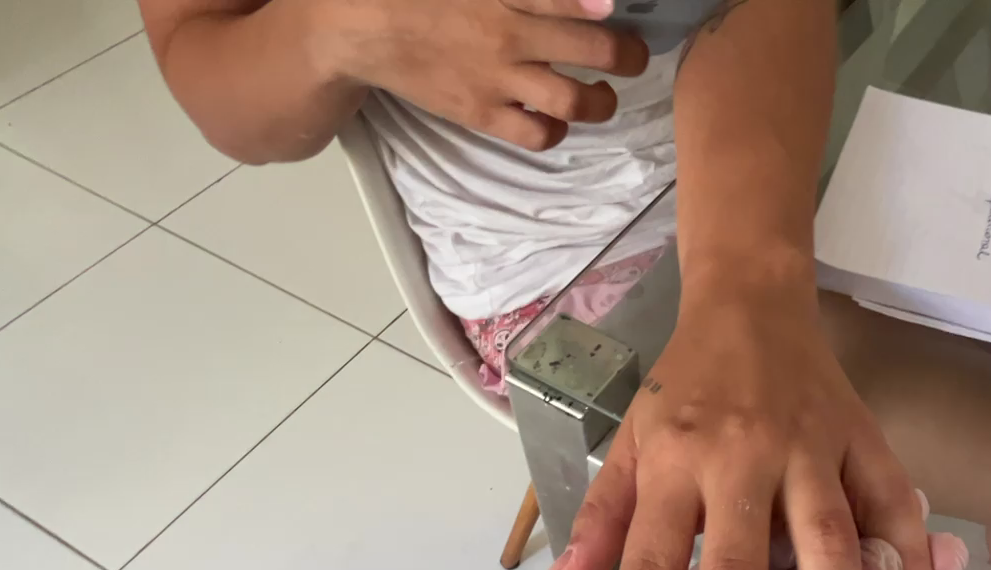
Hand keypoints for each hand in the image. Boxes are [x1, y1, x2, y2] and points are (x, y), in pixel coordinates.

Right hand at [303, 0, 648, 149]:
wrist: (356, 24)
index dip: (603, 6)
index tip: (620, 10)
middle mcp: (510, 32)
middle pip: (594, 52)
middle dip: (626, 55)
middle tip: (634, 55)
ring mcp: (499, 79)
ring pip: (575, 102)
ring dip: (601, 102)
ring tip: (605, 96)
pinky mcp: (484, 115)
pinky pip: (538, 136)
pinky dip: (557, 131)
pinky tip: (557, 120)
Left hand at [537, 284, 935, 569]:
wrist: (751, 303)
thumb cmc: (683, 384)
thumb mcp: (626, 439)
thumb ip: (598, 517)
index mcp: (671, 465)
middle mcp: (740, 461)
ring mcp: (811, 452)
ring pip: (831, 554)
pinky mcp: (865, 442)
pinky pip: (895, 510)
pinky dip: (912, 569)